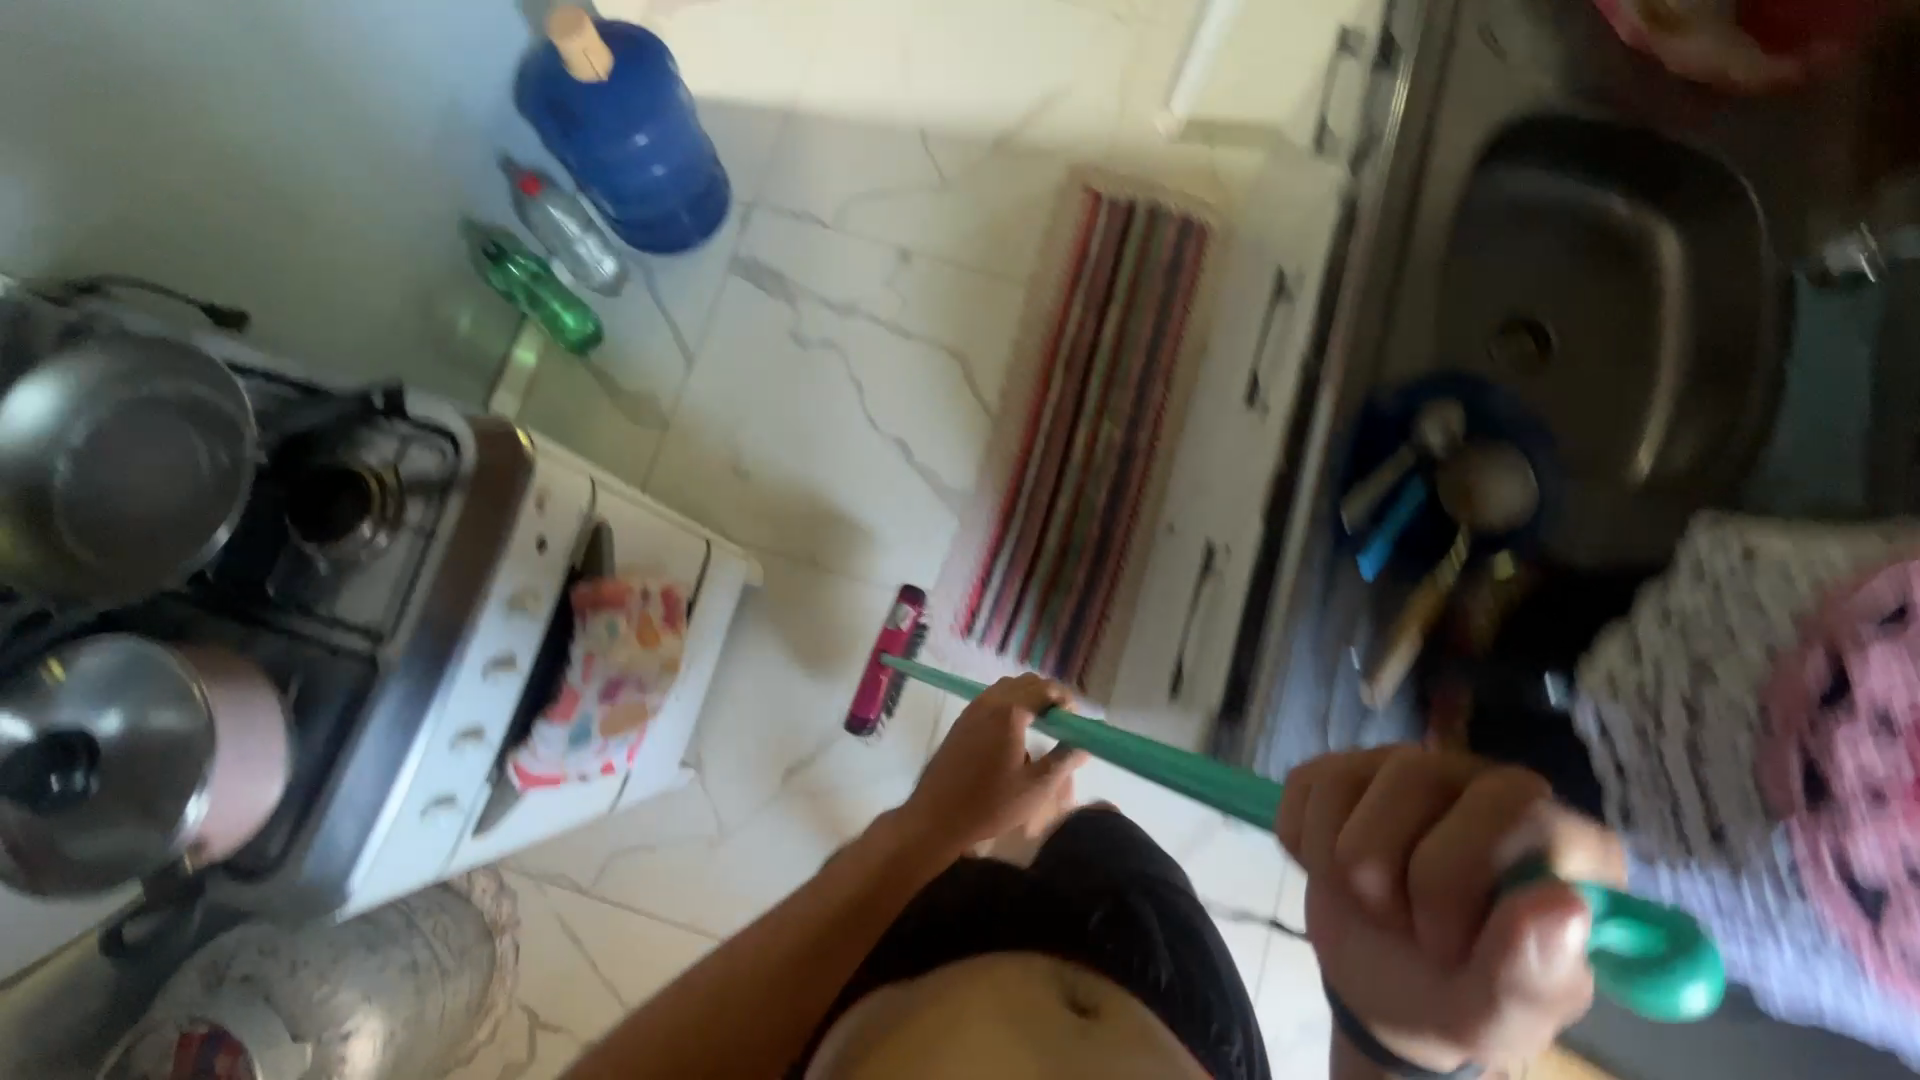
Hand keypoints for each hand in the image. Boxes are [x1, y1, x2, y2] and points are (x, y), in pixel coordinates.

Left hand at [899, 674, 1088, 858]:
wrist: (936, 817)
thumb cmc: (990, 803)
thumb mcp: (1036, 786)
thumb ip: (1065, 760)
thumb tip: (1085, 745)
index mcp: (1009, 711)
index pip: (1045, 688)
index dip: (1065, 700)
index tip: (1075, 722)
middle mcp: (988, 702)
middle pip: (1025, 683)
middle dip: (1047, 696)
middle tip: (1061, 724)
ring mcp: (971, 710)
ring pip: (1006, 689)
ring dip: (1027, 699)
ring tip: (1040, 728)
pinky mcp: (961, 722)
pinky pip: (991, 701)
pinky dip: (1009, 706)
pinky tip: (1014, 736)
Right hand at [1277, 746, 1625, 1072]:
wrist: (1388, 988)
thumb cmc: (1462, 997)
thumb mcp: (1504, 1016)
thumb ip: (1536, 972)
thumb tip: (1559, 902)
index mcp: (1556, 832)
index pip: (1508, 806)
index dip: (1454, 883)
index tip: (1446, 948)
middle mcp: (1483, 778)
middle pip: (1411, 780)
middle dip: (1385, 880)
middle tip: (1406, 928)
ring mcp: (1406, 764)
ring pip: (1343, 786)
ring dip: (1340, 870)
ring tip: (1372, 903)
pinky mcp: (1340, 768)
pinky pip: (1302, 791)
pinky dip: (1305, 849)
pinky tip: (1335, 873)